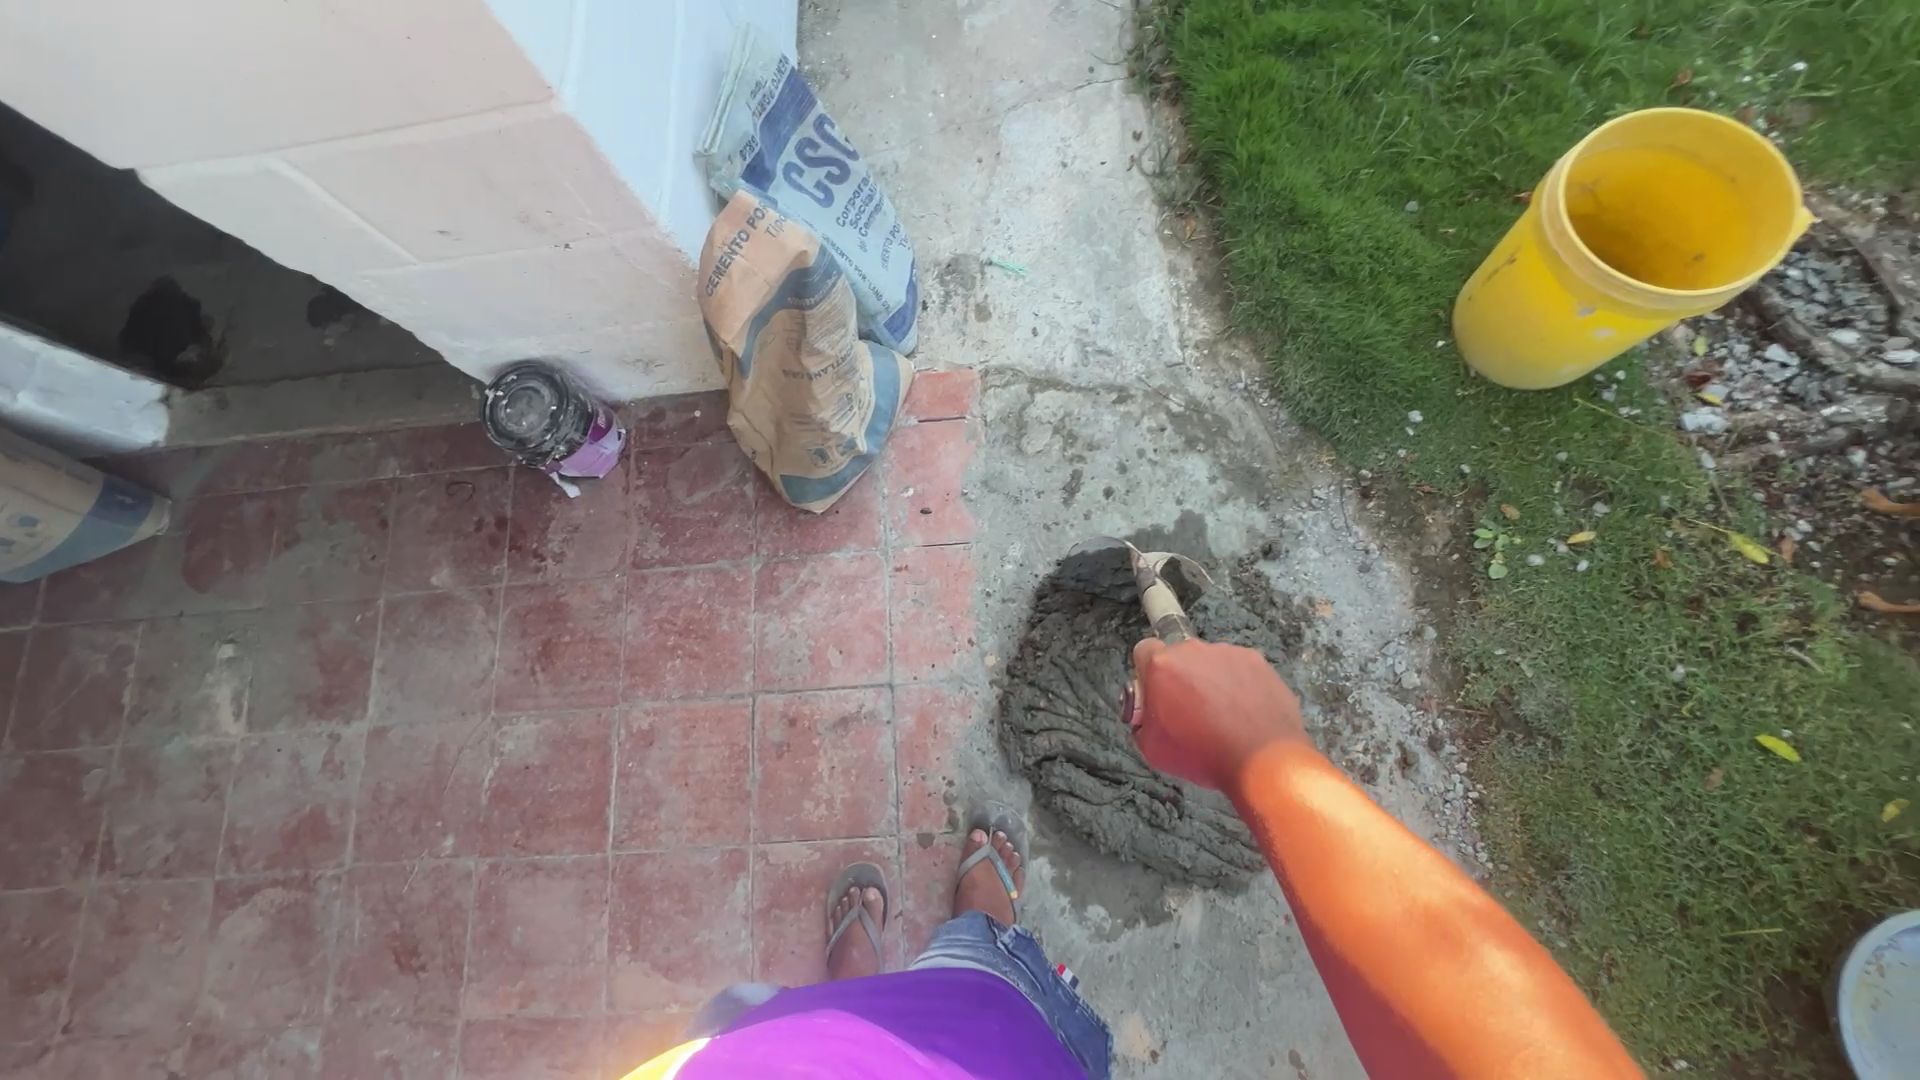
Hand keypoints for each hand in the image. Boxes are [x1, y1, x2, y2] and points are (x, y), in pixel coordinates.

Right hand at [1128, 638, 1307, 791]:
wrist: (1262, 761)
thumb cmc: (1206, 754)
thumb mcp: (1152, 748)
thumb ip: (1142, 720)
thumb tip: (1148, 715)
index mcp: (1162, 665)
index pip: (1144, 650)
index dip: (1147, 672)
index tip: (1156, 691)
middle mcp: (1193, 651)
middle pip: (1178, 656)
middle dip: (1180, 678)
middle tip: (1187, 710)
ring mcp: (1227, 653)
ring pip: (1209, 662)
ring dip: (1209, 680)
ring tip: (1221, 715)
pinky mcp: (1255, 661)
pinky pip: (1238, 668)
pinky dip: (1237, 684)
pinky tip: (1242, 711)